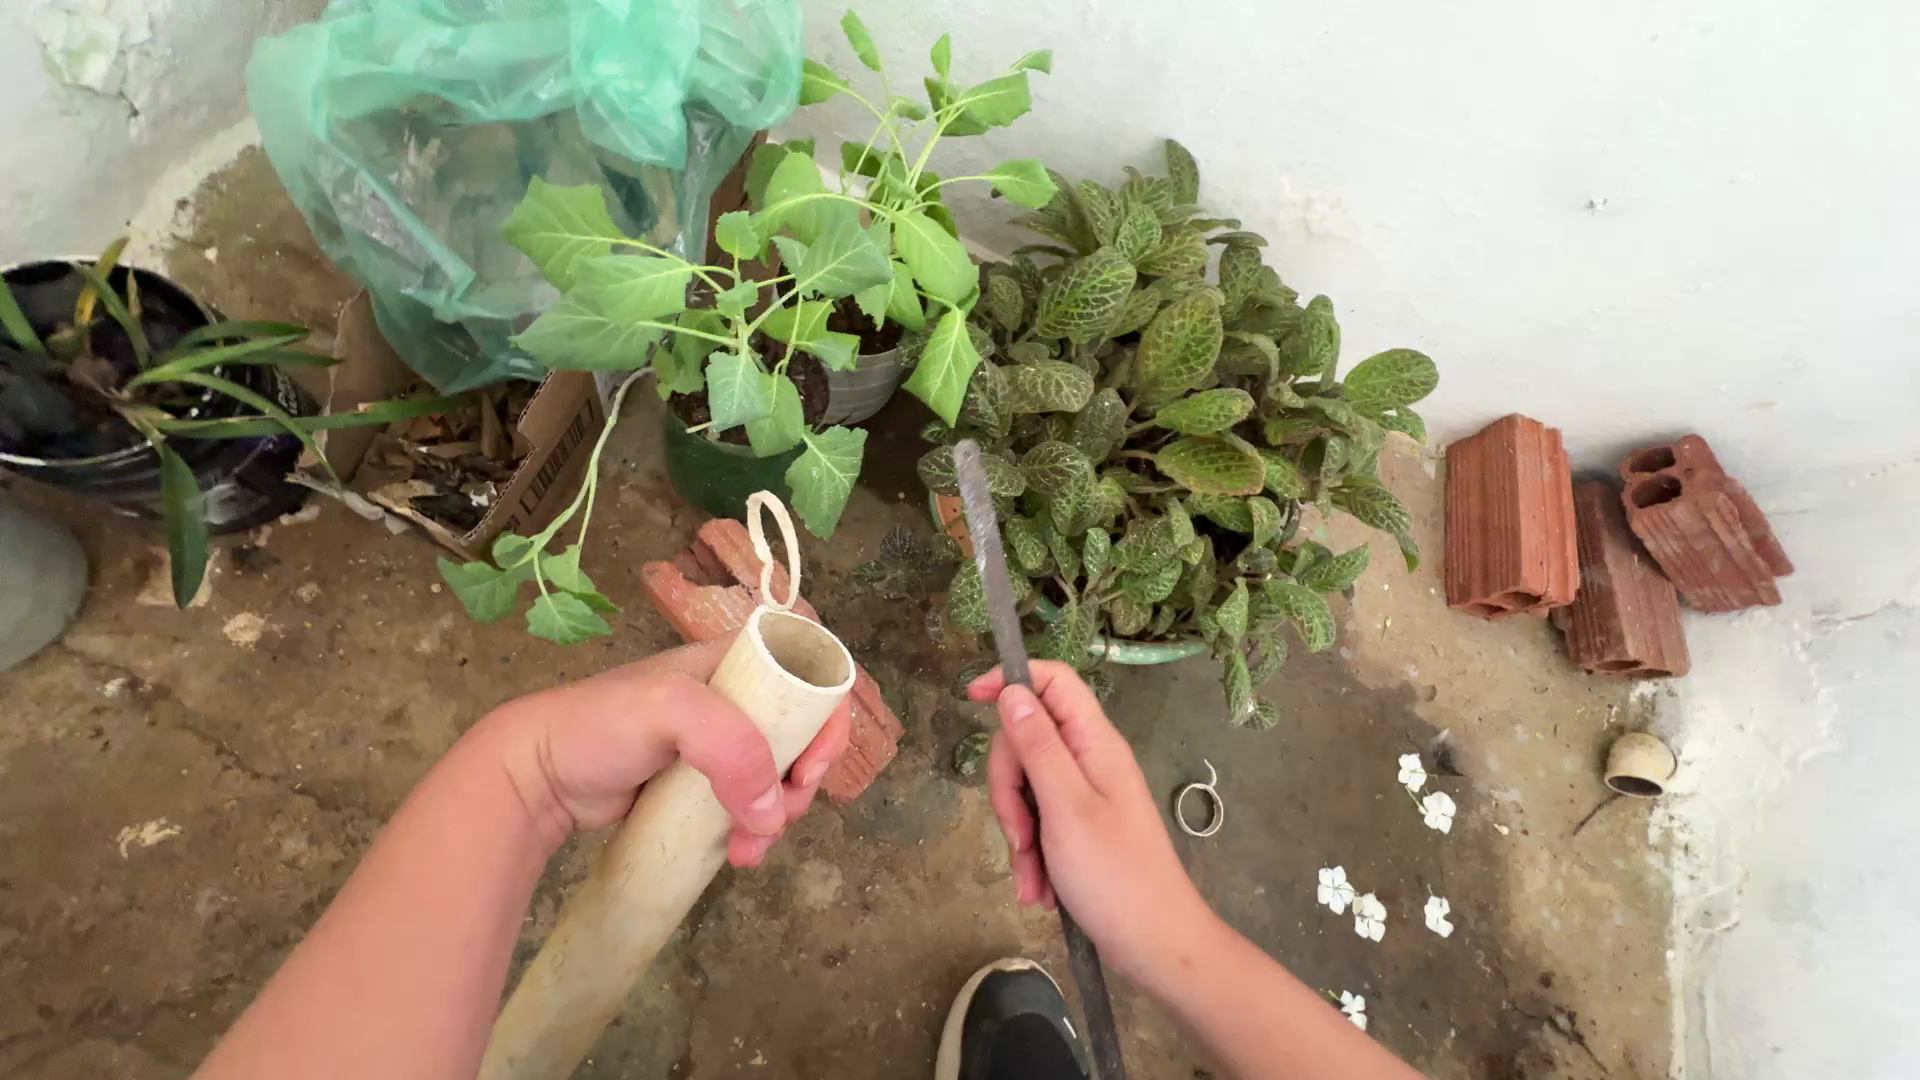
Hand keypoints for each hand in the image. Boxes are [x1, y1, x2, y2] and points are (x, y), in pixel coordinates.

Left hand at [486, 635, 849, 865]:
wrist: (538, 775)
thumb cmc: (603, 723)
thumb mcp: (671, 710)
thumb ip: (732, 748)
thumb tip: (772, 810)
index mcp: (738, 661)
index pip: (810, 677)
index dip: (825, 720)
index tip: (808, 768)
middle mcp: (739, 697)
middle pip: (804, 733)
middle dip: (803, 780)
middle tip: (782, 814)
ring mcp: (724, 743)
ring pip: (780, 775)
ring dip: (780, 814)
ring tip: (749, 848)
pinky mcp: (707, 782)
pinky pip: (751, 804)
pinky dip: (755, 831)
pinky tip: (737, 854)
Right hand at [969, 662, 1210, 982]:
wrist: (1158, 947)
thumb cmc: (1115, 876)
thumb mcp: (1066, 807)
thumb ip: (1038, 745)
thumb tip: (1011, 690)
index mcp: (1094, 740)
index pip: (1052, 679)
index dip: (1011, 678)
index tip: (972, 699)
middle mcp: (1089, 756)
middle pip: (1027, 737)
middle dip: (1008, 786)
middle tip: (1018, 834)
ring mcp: (1084, 790)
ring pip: (1026, 782)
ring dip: (1018, 829)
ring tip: (1032, 877)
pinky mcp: (1079, 821)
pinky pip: (1038, 817)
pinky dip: (1031, 850)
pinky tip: (1038, 887)